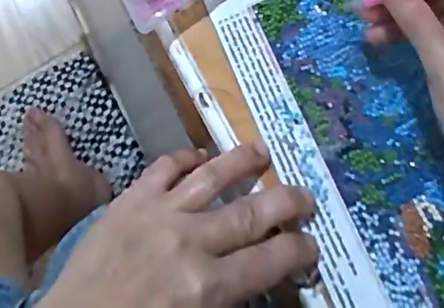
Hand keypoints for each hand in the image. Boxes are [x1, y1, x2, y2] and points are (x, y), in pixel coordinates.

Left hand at [40, 143, 318, 307]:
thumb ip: (222, 299)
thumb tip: (249, 278)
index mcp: (208, 287)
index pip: (268, 261)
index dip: (297, 250)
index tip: (311, 244)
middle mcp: (191, 241)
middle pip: (250, 213)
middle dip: (285, 203)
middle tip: (306, 195)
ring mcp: (160, 212)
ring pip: (211, 175)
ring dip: (241, 162)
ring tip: (261, 150)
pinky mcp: (132, 197)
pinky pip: (165, 167)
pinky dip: (185, 157)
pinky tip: (199, 154)